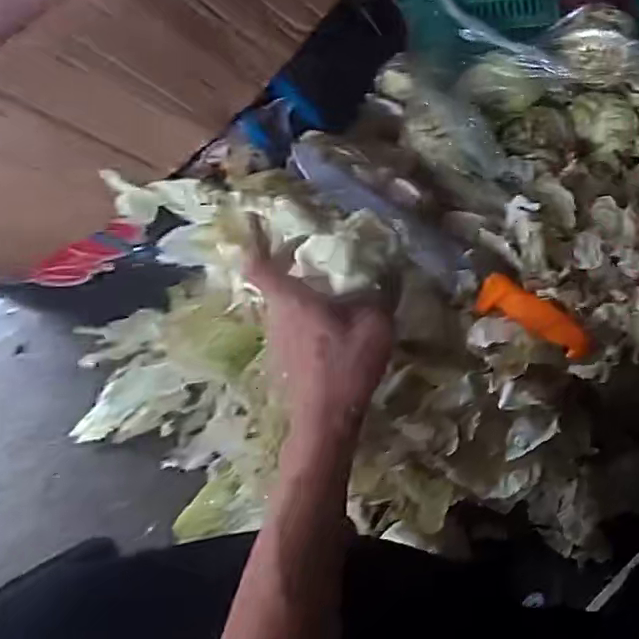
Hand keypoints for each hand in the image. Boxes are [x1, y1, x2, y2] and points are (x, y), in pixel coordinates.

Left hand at [246, 245, 393, 447]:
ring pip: (285, 305)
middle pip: (274, 282)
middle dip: (289, 264)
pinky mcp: (285, 356)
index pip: (260, 265)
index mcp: (292, 299)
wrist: (326, 417)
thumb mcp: (376, 323)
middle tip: (313, 253)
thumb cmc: (347, 363)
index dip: (254, 241)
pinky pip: (294, 324)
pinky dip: (308, 315)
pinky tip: (335, 324)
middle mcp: (276, 315)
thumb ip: (379, 294)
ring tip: (331, 288)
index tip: (252, 221)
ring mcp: (276, 338)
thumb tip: (387, 271)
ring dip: (302, 292)